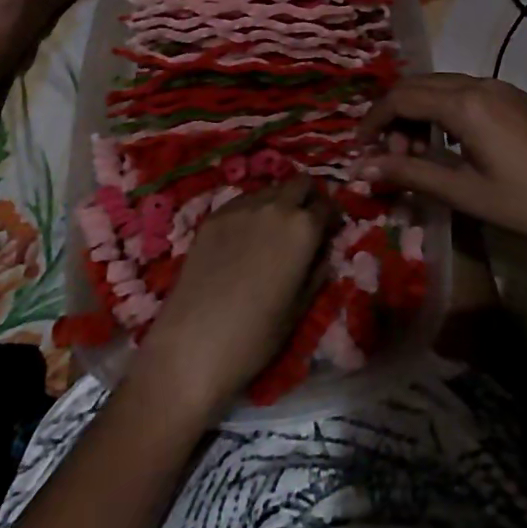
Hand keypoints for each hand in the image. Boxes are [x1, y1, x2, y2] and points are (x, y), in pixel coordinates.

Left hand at [128, 177, 333, 423]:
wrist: (193, 344)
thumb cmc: (256, 335)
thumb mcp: (301, 306)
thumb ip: (317, 269)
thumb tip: (323, 249)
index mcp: (303, 228)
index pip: (328, 205)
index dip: (333, 218)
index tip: (331, 232)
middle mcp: (275, 206)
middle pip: (301, 183)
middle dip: (309, 198)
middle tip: (307, 223)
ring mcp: (240, 208)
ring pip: (270, 189)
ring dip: (280, 201)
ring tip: (275, 230)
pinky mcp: (212, 217)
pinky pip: (242, 201)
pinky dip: (253, 210)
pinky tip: (246, 236)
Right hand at [356, 74, 526, 271]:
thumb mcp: (463, 192)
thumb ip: (410, 175)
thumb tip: (361, 170)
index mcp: (465, 105)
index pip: (401, 99)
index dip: (374, 121)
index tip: (360, 149)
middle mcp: (480, 84)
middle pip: (417, 85)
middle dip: (394, 117)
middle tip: (390, 157)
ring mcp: (501, 87)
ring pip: (440, 86)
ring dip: (418, 113)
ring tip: (418, 155)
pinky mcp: (514, 97)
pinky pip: (464, 91)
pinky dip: (442, 111)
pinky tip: (449, 144)